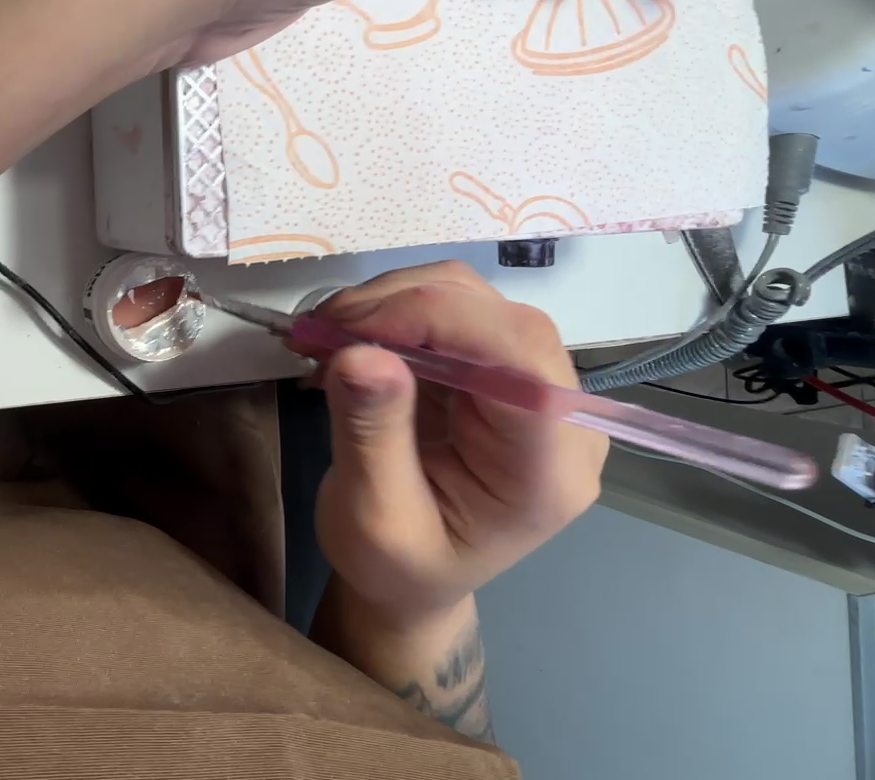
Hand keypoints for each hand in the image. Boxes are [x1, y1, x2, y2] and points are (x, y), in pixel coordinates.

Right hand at [294, 262, 606, 621]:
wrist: (409, 577)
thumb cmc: (395, 564)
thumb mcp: (371, 514)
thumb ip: (371, 434)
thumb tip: (360, 352)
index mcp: (545, 469)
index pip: (517, 359)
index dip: (435, 320)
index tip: (346, 330)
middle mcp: (558, 417)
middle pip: (496, 317)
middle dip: (398, 305)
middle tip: (316, 331)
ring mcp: (528, 387)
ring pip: (470, 298)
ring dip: (387, 300)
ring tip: (323, 334)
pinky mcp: (493, 369)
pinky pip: (447, 310)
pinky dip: (388, 309)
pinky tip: (346, 337)